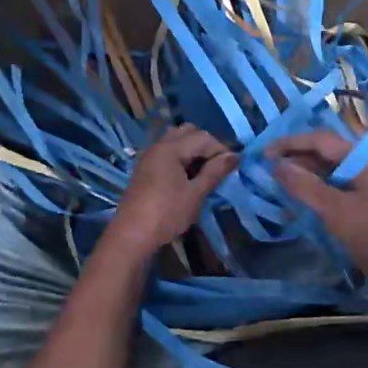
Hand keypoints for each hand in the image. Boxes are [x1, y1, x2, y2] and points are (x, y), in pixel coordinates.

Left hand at [105, 124, 238, 255]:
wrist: (132, 235)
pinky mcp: (145, 168)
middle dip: (206, 145)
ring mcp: (149, 156)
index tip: (233, 168)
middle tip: (216, 167)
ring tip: (202, 171)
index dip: (221, 150)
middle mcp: (158, 146)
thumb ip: (215, 172)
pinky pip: (166, 151)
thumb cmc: (167, 214)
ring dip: (192, 149)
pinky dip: (180, 156)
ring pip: (176, 140)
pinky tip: (186, 176)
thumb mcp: (195, 194)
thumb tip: (235, 156)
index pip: (203, 137)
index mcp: (170, 148)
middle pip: (188, 132)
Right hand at [270, 131, 367, 277]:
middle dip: (291, 157)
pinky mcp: (355, 201)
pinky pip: (326, 186)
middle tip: (263, 169)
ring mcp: (357, 183)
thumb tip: (276, 166)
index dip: (288, 143)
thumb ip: (306, 187)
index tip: (262, 154)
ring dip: (298, 174)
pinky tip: (293, 200)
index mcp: (357, 159)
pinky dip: (308, 189)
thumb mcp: (336, 211)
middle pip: (319, 152)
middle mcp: (357, 165)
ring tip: (272, 183)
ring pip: (321, 170)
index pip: (318, 139)